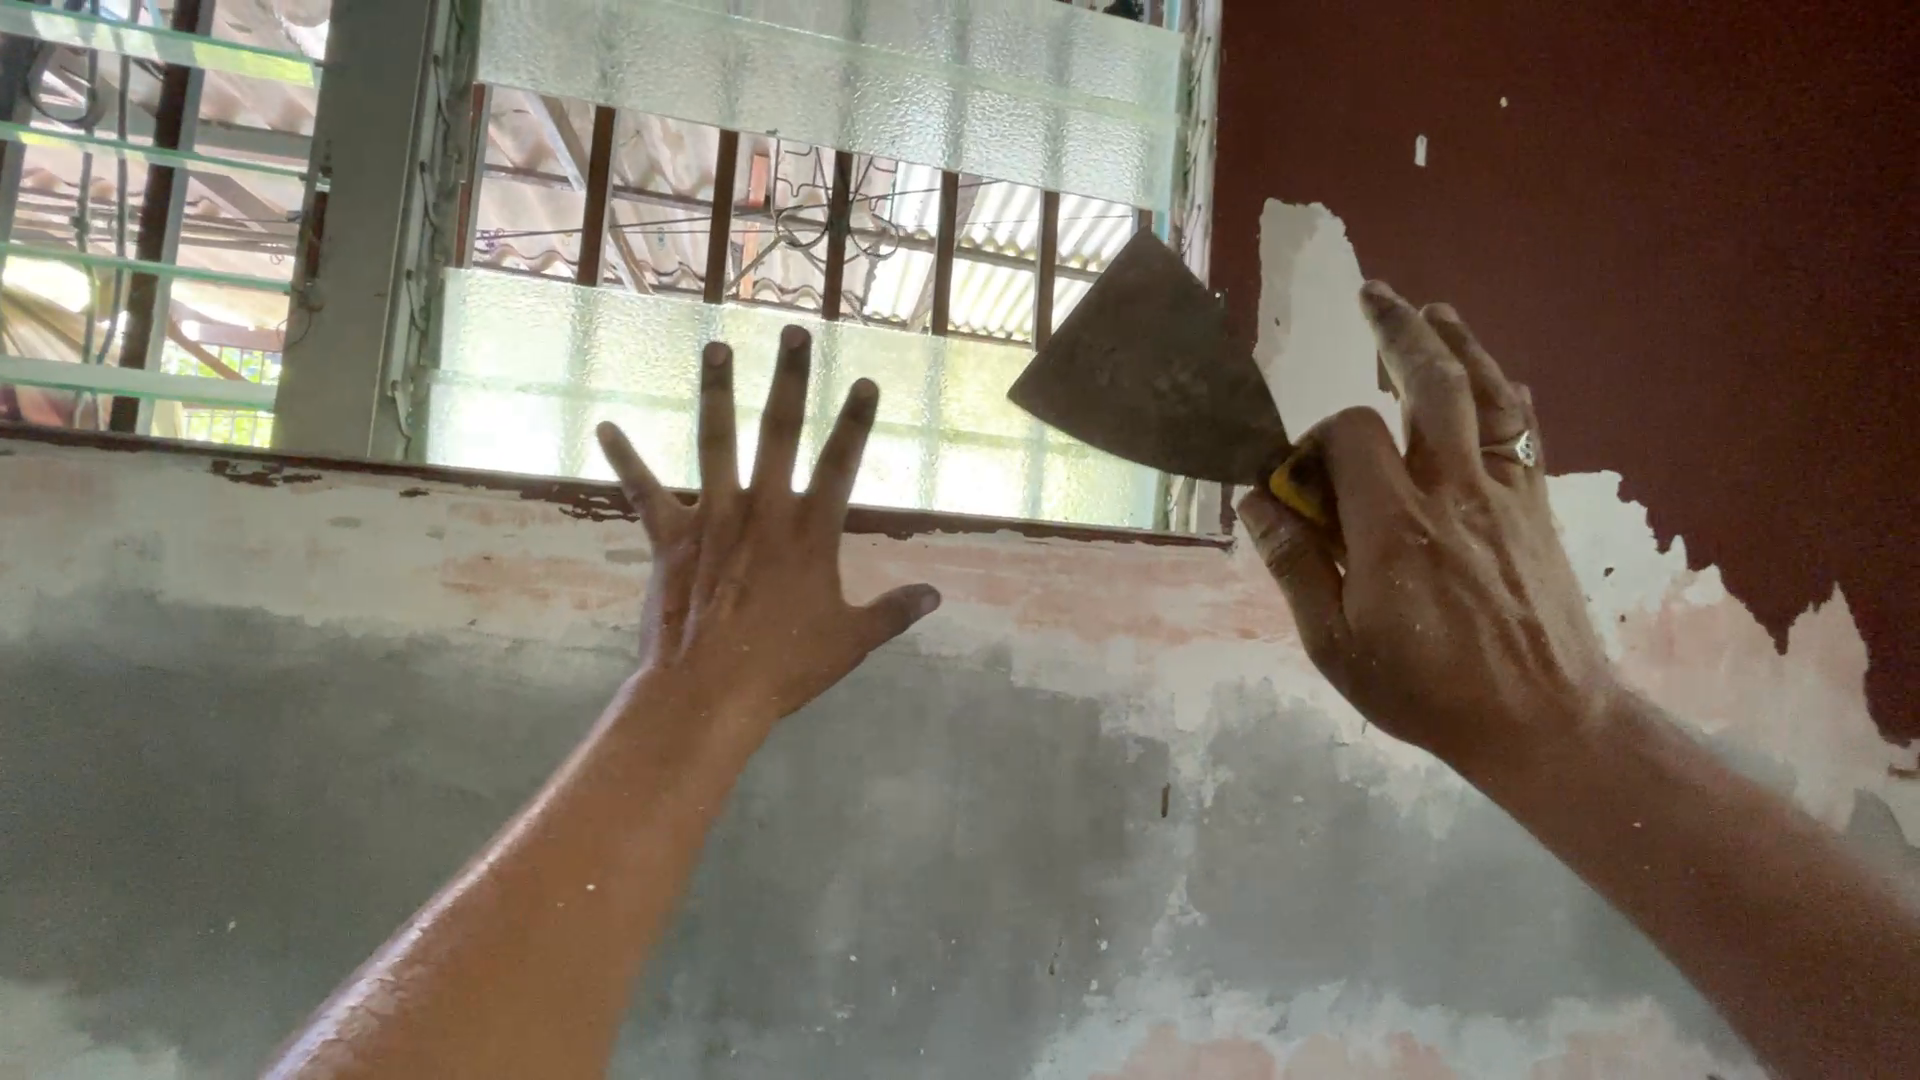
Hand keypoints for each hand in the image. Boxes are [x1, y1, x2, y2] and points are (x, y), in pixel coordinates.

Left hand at [597, 326, 940, 757]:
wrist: (709, 691)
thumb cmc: (785, 667)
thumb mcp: (851, 641)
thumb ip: (893, 612)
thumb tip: (936, 596)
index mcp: (811, 532)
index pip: (841, 463)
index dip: (856, 421)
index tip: (866, 381)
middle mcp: (764, 511)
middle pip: (780, 433)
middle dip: (791, 380)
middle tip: (793, 333)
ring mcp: (714, 518)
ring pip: (715, 442)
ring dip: (717, 392)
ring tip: (719, 346)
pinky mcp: (670, 538)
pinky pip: (644, 491)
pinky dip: (625, 459)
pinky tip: (606, 427)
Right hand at [1238, 283, 1617, 768]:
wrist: (1547, 723)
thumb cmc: (1426, 690)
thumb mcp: (1335, 643)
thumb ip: (1295, 565)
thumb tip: (1255, 503)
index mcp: (1394, 528)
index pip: (1350, 436)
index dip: (1313, 441)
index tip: (1296, 478)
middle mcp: (1454, 492)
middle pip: (1433, 384)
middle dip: (1398, 331)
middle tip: (1372, 294)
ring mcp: (1506, 493)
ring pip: (1489, 393)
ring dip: (1456, 343)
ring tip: (1427, 310)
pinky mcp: (1537, 506)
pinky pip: (1522, 427)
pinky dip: (1499, 388)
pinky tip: (1483, 376)